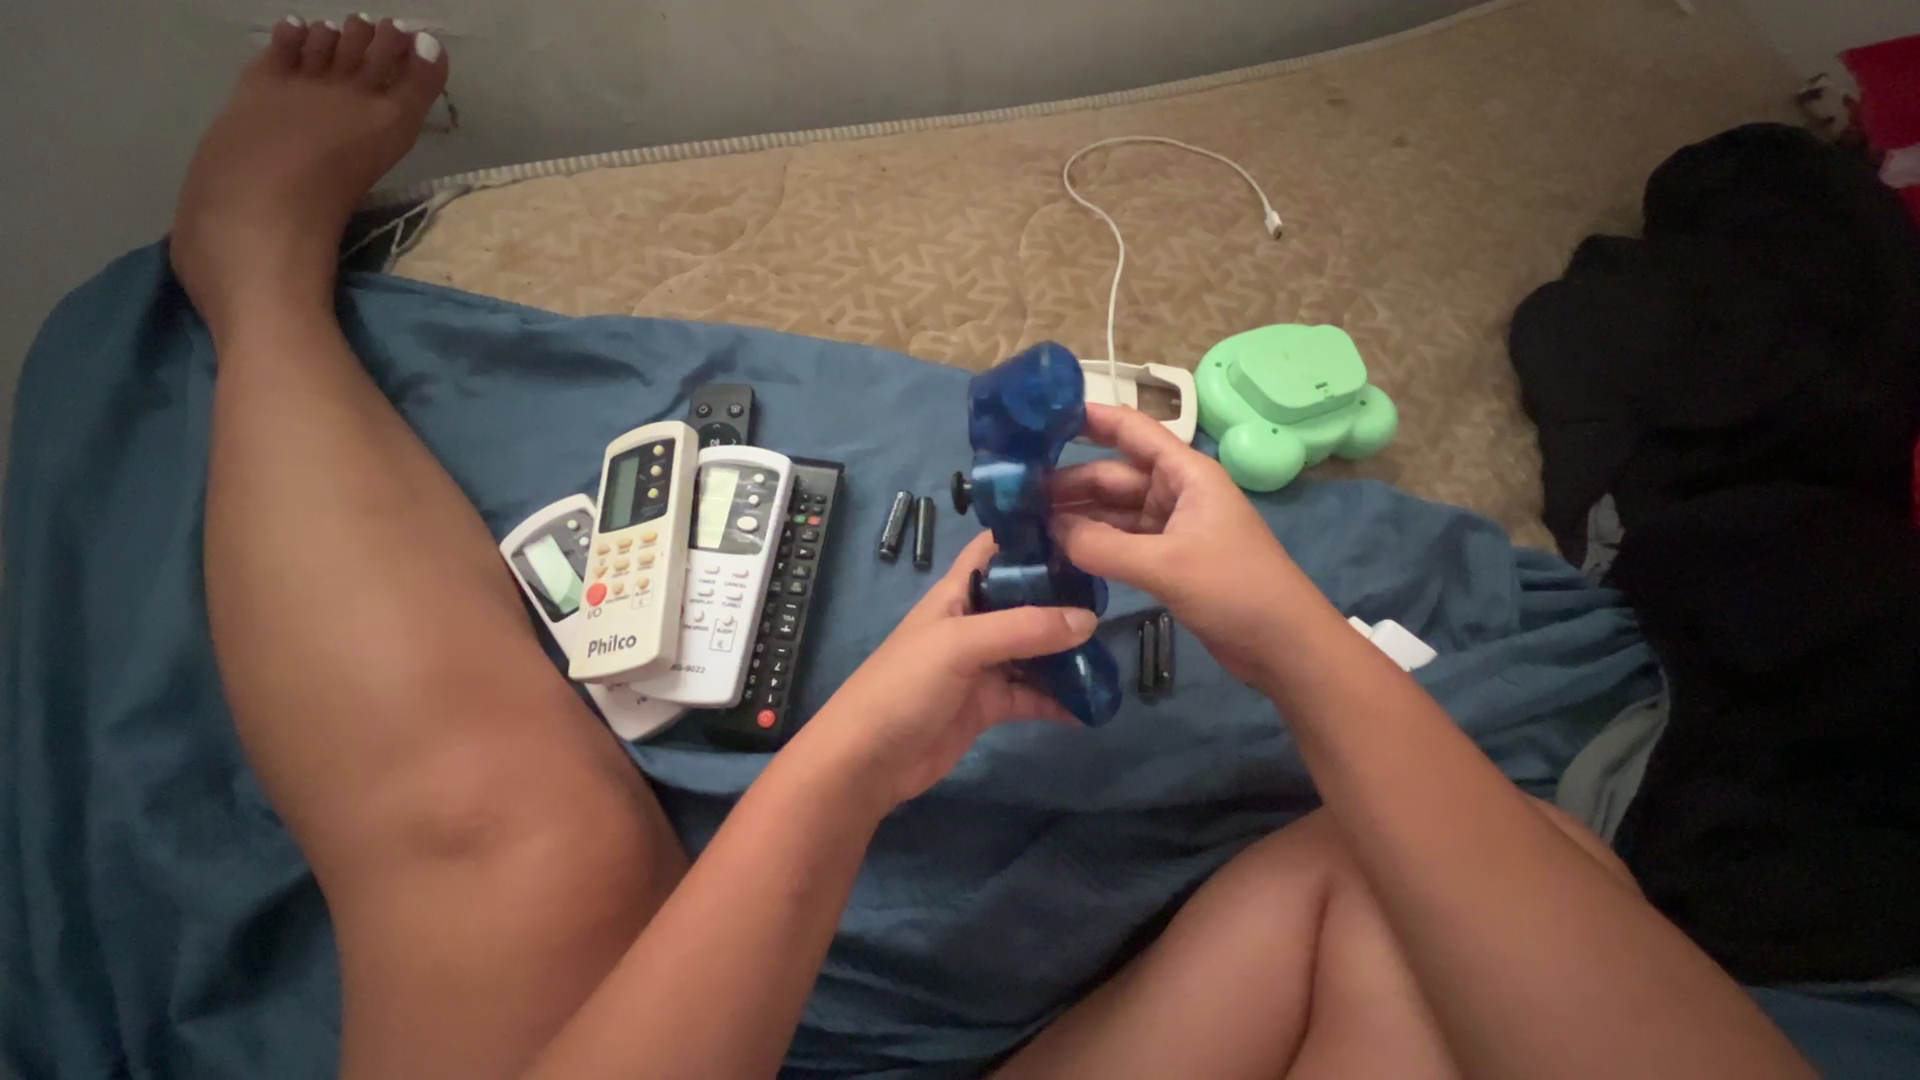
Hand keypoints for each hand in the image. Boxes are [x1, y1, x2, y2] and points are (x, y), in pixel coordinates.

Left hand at [796, 532, 1097, 806]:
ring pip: (1033, 651)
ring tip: (1110, 653)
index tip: (1080, 530)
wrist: (868, 760)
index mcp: (956, 593)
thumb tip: (1088, 620)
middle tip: (1113, 598)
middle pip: (1023, 601)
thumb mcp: (960, 645)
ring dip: (1066, 653)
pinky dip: (1059, 699)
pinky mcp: (988, 705)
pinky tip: (1091, 705)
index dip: (1030, 536)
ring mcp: (981, 666)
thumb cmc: (905, 686)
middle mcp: (972, 623)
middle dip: (1062, 600)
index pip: (995, 549)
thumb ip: (1023, 629)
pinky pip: (1031, 695)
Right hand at [1050, 403, 1313, 685]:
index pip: (1130, 430)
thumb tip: (1049, 532)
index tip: (1038, 420)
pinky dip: (1092, 546)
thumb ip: (1103, 547)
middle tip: (1015, 495)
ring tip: (1026, 525)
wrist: (1284, 645)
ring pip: (1113, 512)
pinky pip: (1120, 542)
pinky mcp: (1167, 560)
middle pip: (1112, 476)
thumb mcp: (1166, 565)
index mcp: (1185, 473)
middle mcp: (1175, 492)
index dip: (1088, 418)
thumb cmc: (1235, 589)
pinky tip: (1058, 553)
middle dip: (1068, 483)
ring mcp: (1171, 528)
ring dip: (1076, 517)